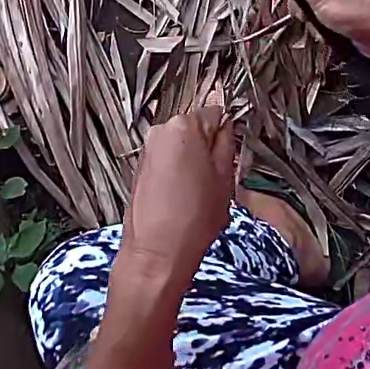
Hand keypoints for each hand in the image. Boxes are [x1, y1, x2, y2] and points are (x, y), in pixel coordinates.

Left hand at [119, 107, 237, 290]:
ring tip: (199, 193)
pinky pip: (167, 160)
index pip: (215, 114)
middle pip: (196, 129)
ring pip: (182, 146)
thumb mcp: (224, 177)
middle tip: (216, 179)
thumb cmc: (194, 218)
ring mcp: (147, 149)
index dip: (226, 136)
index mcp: (183, 126)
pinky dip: (178, 173)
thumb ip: (226, 143)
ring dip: (193, 162)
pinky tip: (183, 198)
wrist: (156, 254)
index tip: (229, 157)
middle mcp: (160, 130)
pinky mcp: (140, 167)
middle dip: (208, 149)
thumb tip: (226, 126)